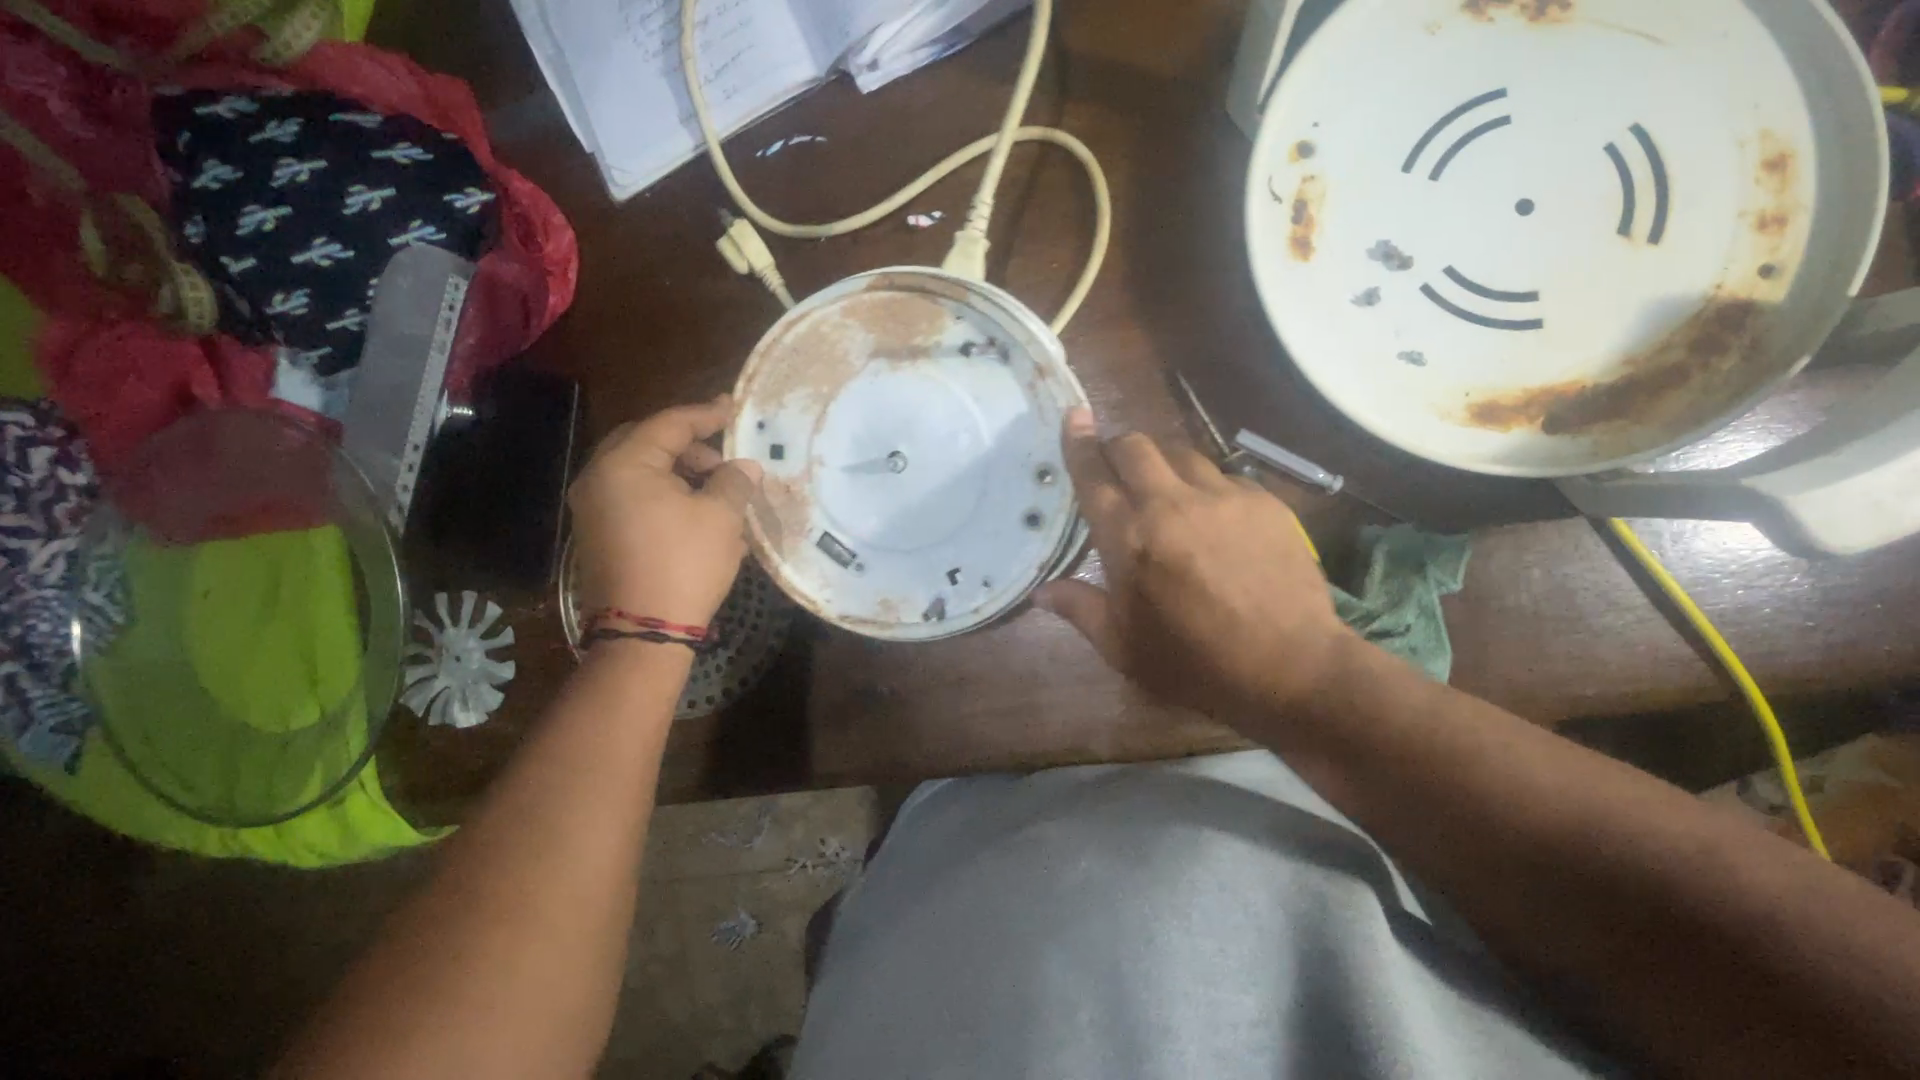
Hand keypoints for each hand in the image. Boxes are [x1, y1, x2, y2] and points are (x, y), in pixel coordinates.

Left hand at [567, 395, 763, 630]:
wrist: (642, 634)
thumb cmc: (683, 565)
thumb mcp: (721, 517)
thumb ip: (734, 481)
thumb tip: (744, 467)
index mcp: (623, 465)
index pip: (669, 424)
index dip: (706, 415)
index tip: (733, 408)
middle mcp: (598, 480)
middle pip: (647, 444)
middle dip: (689, 447)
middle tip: (723, 459)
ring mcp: (593, 510)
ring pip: (641, 475)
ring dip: (681, 476)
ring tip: (720, 494)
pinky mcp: (599, 537)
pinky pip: (635, 501)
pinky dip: (667, 499)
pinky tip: (701, 519)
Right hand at [1033, 407, 1354, 721]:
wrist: (1291, 667)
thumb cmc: (1196, 664)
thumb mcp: (1124, 648)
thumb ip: (1081, 609)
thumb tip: (1041, 590)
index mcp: (1129, 538)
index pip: (1093, 475)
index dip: (1079, 443)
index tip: (1075, 416)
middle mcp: (1171, 504)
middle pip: (1135, 446)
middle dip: (1118, 447)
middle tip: (1116, 468)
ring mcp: (1223, 497)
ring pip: (1182, 453)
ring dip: (1163, 464)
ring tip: (1166, 490)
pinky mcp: (1263, 501)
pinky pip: (1224, 476)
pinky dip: (1207, 488)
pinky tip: (1214, 517)